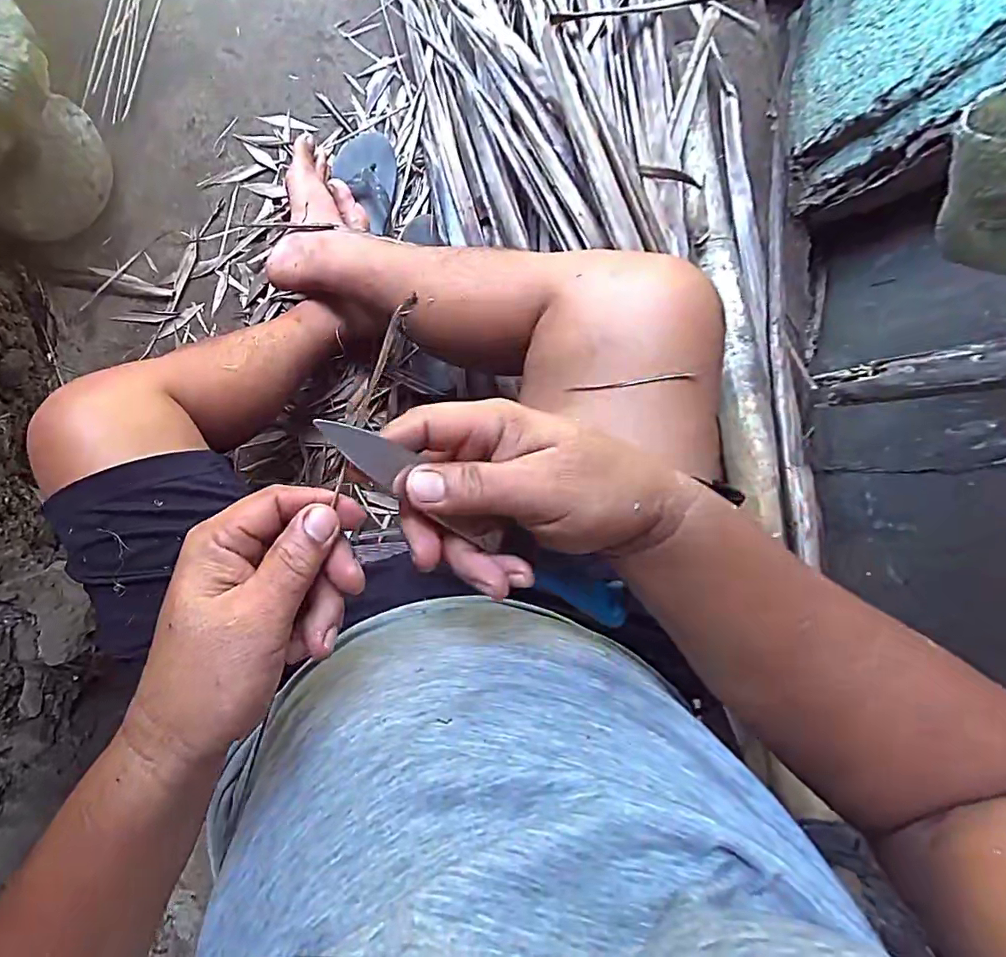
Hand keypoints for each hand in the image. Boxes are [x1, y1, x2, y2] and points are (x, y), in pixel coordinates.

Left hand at [123, 486, 367, 766]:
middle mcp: (233, 555)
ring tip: (313, 642)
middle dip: (326, 570)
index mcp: (218, 543)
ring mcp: (247, 584)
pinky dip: (311, 622)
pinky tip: (301, 649)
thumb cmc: (206, 683)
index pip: (277, 501)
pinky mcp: (259, 609)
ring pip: (308, 571)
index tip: (358, 521)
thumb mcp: (259, 616)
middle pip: (300, 537)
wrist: (185, 743)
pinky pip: (301, 599)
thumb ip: (295, 560)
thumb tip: (325, 513)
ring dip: (321, 605)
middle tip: (347, 592)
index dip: (321, 506)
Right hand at [380, 399, 704, 591]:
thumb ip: (473, 486)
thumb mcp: (539, 487)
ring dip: (466, 557)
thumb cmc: (604, 487)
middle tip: (433, 561)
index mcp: (487, 425)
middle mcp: (479, 451)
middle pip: (422, 484)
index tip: (358, 485)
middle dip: (429, 528)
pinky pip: (470, 542)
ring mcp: (486, 486)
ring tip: (504, 579)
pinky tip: (516, 575)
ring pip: (445, 522)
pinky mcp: (495, 516)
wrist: (647, 524)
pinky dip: (486, 564)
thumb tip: (410, 483)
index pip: (419, 428)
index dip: (383, 451)